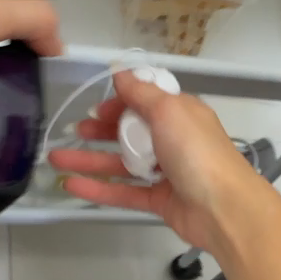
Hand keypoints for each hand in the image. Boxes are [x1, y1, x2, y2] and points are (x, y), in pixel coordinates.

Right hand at [47, 72, 277, 252]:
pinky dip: (98, 188)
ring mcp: (166, 173)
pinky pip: (123, 192)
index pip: (145, 102)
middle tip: (74, 132)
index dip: (120, 103)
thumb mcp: (169, 110)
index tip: (97, 109)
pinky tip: (71, 185)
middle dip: (101, 132)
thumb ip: (141, 92)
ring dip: (89, 160)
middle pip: (131, 133)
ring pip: (121, 164)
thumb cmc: (197, 152)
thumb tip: (119, 71)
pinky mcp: (158, 201)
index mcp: (180, 114)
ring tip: (56, 160)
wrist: (224, 208)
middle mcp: (174, 141)